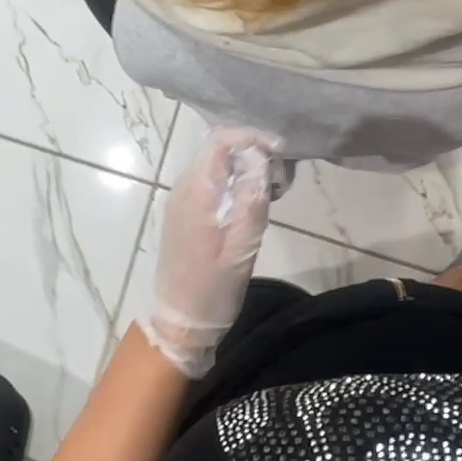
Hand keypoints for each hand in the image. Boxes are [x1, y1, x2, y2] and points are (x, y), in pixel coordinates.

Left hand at [139, 127, 279, 377]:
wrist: (178, 323)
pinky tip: (255, 202)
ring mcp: (181, 201)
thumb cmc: (211, 290)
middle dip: (252, 151)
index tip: (282, 152)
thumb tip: (261, 159)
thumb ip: (251, 201)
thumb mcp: (241, 248)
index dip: (252, 137)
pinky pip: (211, 182)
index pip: (220, 141)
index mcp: (195, 192)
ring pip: (215, 165)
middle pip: (217, 149)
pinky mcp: (185, 214)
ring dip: (245, 167)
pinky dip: (235, 182)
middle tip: (283, 174)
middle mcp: (183, 189)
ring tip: (275, 189)